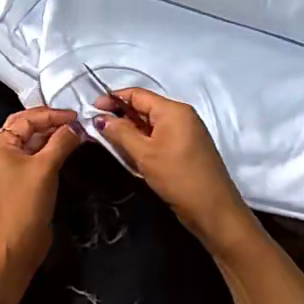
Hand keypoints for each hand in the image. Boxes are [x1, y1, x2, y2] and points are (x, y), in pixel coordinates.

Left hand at [0, 105, 81, 270]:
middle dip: (50, 122)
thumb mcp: (46, 167)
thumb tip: (77, 126)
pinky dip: (51, 150)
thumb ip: (62, 142)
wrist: (19, 241)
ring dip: (52, 136)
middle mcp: (1, 152)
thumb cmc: (27, 201)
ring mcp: (10, 167)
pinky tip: (68, 147)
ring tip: (76, 131)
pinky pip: (35, 156)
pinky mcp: (21, 179)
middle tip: (76, 120)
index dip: (51, 115)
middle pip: (26, 128)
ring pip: (32, 142)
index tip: (76, 115)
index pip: (25, 119)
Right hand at [96, 88, 257, 254]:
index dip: (112, 99)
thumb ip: (120, 132)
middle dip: (119, 115)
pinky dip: (142, 140)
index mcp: (173, 110)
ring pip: (150, 123)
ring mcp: (186, 132)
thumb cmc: (177, 177)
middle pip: (143, 107)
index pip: (137, 94)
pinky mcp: (186, 148)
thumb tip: (99, 118)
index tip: (91, 110)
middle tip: (96, 128)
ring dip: (129, 130)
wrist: (213, 210)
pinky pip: (159, 136)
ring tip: (108, 141)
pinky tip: (128, 152)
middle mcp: (181, 115)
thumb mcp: (144, 153)